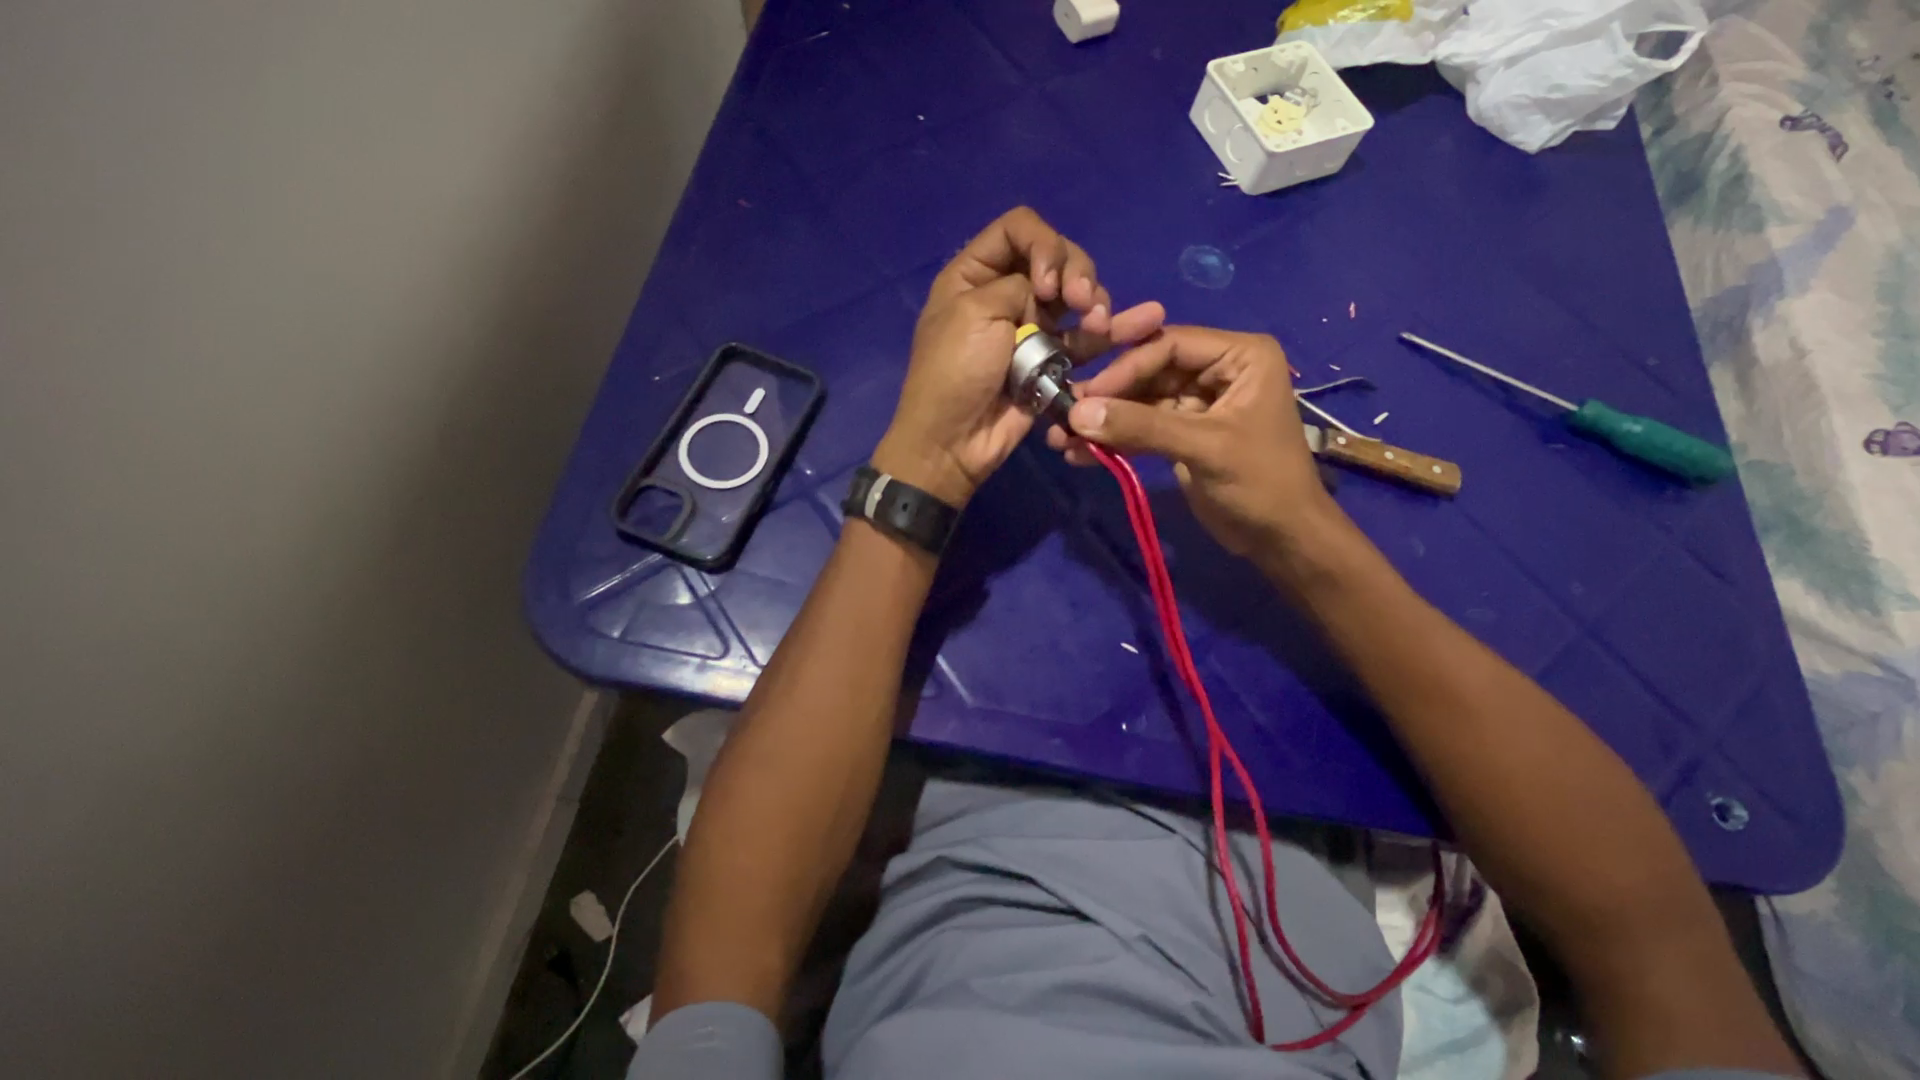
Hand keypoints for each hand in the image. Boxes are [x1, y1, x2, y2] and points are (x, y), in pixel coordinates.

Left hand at [874, 207, 1163, 506]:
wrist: (953, 440)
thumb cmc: (954, 372)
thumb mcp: (976, 312)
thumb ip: (1020, 284)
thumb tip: (1049, 293)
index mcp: (974, 273)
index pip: (1019, 229)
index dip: (1043, 246)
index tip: (1046, 285)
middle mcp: (1005, 291)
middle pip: (1056, 257)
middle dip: (1076, 273)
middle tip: (1080, 303)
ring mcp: (1030, 325)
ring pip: (1076, 294)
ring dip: (1095, 300)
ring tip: (1098, 323)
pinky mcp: (1051, 358)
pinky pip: (1085, 336)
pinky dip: (1108, 330)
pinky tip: (1134, 326)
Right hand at [1047, 326, 1337, 556]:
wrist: (1281, 538)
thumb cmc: (1260, 482)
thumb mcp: (1204, 447)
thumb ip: (1142, 427)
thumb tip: (1077, 413)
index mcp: (1240, 355)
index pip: (1169, 344)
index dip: (1125, 367)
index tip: (1086, 394)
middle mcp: (1218, 369)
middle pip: (1148, 370)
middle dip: (1107, 395)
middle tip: (1062, 414)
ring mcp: (1198, 402)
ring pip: (1138, 400)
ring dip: (1102, 420)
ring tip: (1061, 440)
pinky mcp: (1182, 432)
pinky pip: (1140, 427)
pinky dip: (1113, 440)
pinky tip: (1080, 455)